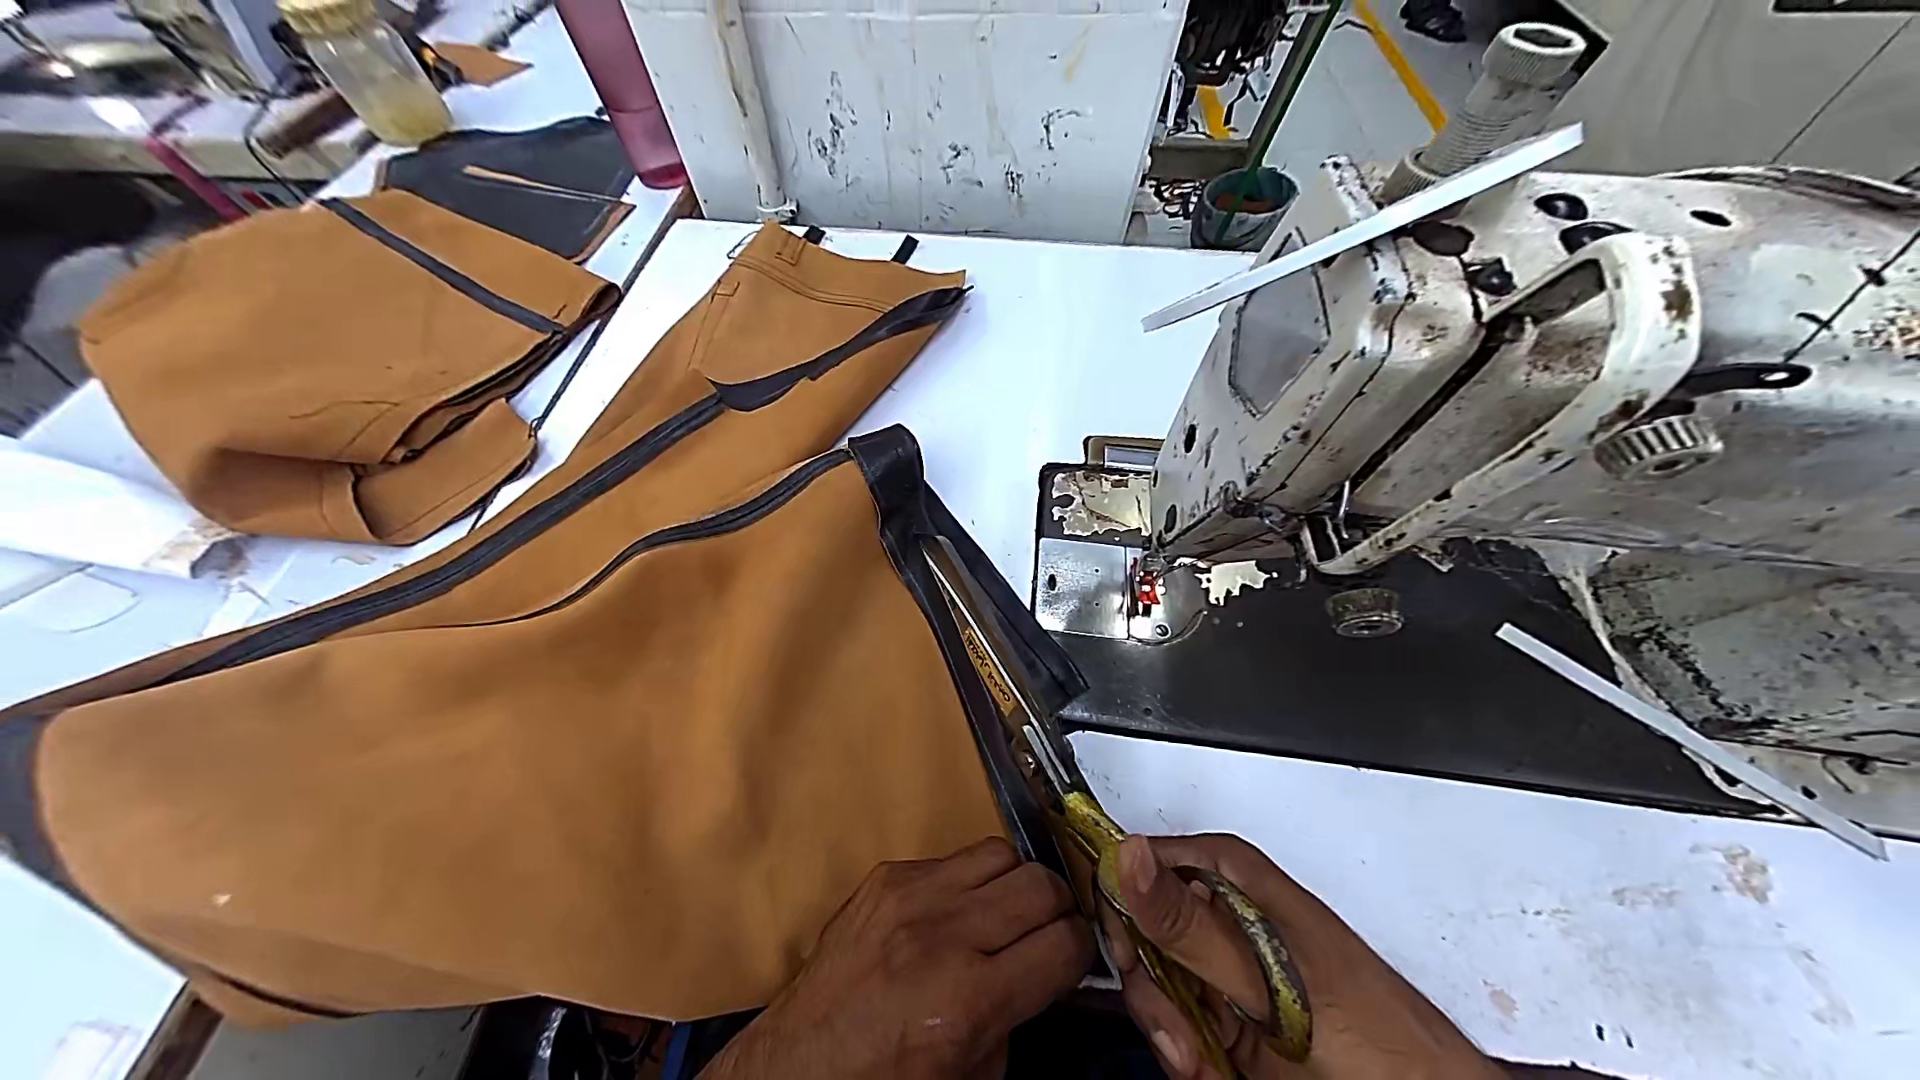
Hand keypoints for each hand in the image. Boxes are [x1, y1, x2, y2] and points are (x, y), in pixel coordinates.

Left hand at [701, 837, 1093, 1079]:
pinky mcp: (886, 875)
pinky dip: (967, 880)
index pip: (1063, 944)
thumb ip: (1017, 1016)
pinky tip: (953, 910)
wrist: (798, 1064)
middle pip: (1040, 885)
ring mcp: (911, 894)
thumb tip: (1047, 967)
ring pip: (1002, 853)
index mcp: (967, 1000)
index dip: (1081, 950)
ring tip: (1002, 913)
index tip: (1075, 956)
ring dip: (1015, 883)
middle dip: (1056, 909)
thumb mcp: (972, 1077)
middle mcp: (943, 933)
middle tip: (1046, 932)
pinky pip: (953, 857)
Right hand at [1107, 834, 1502, 1079]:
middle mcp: (1220, 912)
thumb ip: (1188, 921)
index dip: (1124, 913)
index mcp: (1230, 875)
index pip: (1137, 865)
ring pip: (1151, 984)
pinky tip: (1219, 1069)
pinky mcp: (1225, 1012)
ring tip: (1210, 1060)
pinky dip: (1187, 1055)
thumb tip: (1128, 856)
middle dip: (1154, 991)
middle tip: (1185, 1028)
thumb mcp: (1269, 981)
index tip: (1136, 959)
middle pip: (1138, 932)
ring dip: (1172, 1032)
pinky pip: (1173, 1024)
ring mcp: (1222, 965)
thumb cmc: (1380, 1045)